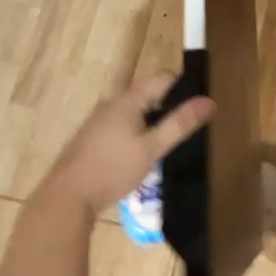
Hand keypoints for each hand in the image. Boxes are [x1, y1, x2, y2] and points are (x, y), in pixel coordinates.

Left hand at [38, 74, 214, 214]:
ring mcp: (98, 121)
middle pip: (148, 94)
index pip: (163, 78)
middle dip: (168, 106)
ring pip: (134, 112)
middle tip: (187, 126)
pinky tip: (141, 156)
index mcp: (127, 100)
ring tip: (168, 142)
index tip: (200, 104)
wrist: (66, 198)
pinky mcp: (91, 139)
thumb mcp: (151, 149)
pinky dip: (136, 133)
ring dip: (151, 122)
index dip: (184, 86)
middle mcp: (112, 103)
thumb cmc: (112, 170)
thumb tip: (209, 102)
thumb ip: (179, 125)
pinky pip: (121, 126)